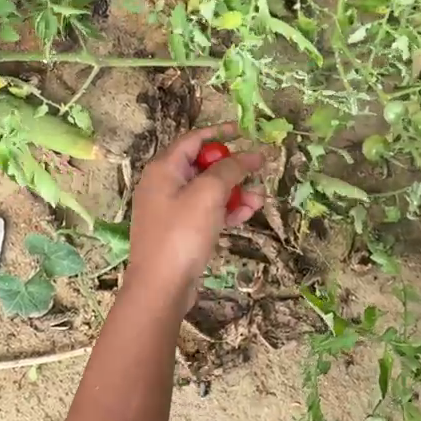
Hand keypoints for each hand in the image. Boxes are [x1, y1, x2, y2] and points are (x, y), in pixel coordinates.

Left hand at [124, 124, 265, 308]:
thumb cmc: (181, 234)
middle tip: (258, 172)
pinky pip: (206, 211)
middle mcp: (164, 184)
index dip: (219, 133)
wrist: (161, 287)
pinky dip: (225, 210)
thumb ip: (231, 169)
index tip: (244, 132)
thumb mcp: (209, 194)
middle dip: (234, 169)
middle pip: (203, 166)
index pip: (193, 139)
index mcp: (164, 168)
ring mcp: (171, 209)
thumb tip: (253, 153)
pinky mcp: (179, 231)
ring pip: (208, 191)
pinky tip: (246, 216)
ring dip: (235, 192)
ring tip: (259, 201)